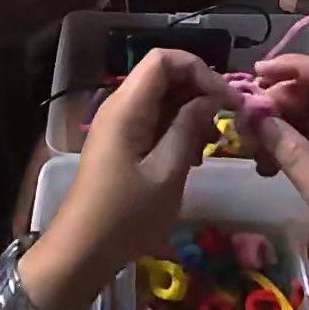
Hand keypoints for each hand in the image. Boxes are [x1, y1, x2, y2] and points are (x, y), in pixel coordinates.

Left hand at [21, 50, 230, 309]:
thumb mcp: (167, 173)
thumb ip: (189, 129)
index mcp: (127, 106)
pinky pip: (153, 119)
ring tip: (211, 143)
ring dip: (190, 112)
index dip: (199, 70)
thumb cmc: (125, 215)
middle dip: (198, 90)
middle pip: (163, 76)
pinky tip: (192, 156)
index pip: (163, 59)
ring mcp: (119, 123)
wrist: (81, 250)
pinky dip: (177, 128)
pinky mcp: (122, 141)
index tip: (227, 99)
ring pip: (161, 97)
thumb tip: (211, 98)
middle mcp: (120, 105)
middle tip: (226, 121)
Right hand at [250, 54, 308, 309]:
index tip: (256, 72)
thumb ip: (295, 157)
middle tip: (243, 117)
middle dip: (278, 99)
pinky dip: (284, 148)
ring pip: (308, 121)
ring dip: (277, 125)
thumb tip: (257, 117)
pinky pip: (308, 146)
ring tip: (247, 141)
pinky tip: (263, 164)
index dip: (295, 68)